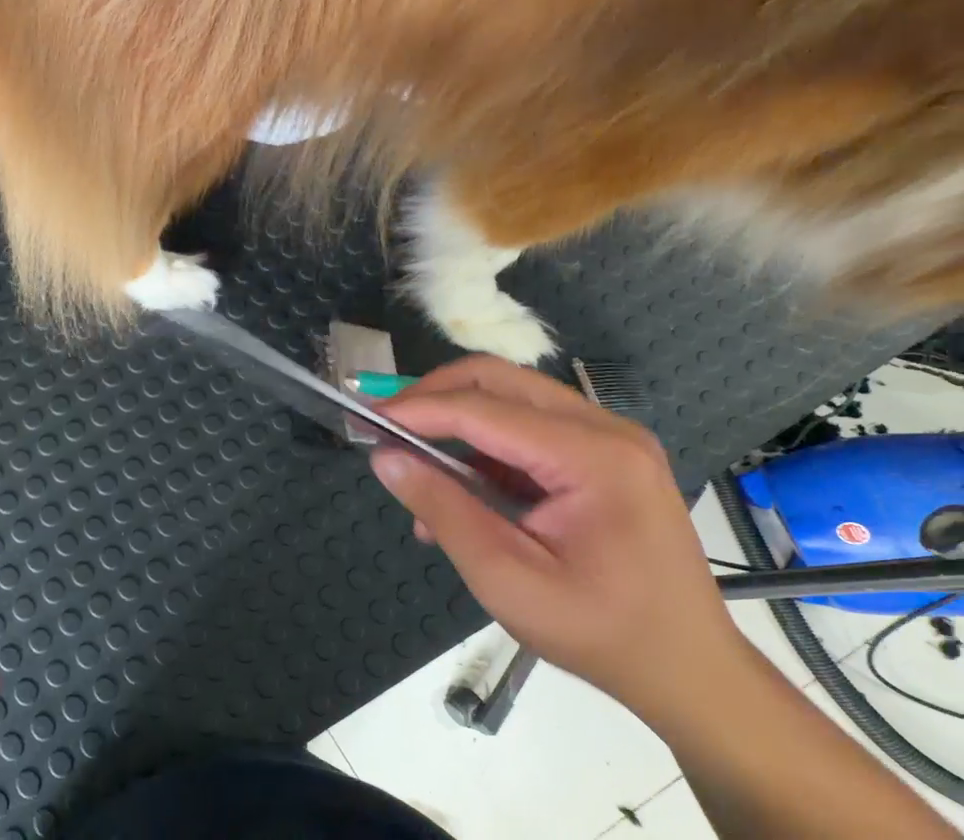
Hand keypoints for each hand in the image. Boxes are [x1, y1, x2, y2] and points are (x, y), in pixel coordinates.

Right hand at [370, 356, 743, 708]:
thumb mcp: (506, 578)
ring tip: (416, 465)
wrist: (688, 670)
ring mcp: (612, 443)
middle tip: (385, 427)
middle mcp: (608, 432)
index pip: (482, 409)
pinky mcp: (606, 459)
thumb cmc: (599, 631)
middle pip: (500, 381)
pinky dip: (483, 446)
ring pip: (512, 398)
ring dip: (456, 420)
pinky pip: (529, 428)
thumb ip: (442, 510)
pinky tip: (459, 490)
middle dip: (433, 396)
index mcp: (593, 458)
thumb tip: (383, 458)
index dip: (416, 410)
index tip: (364, 422)